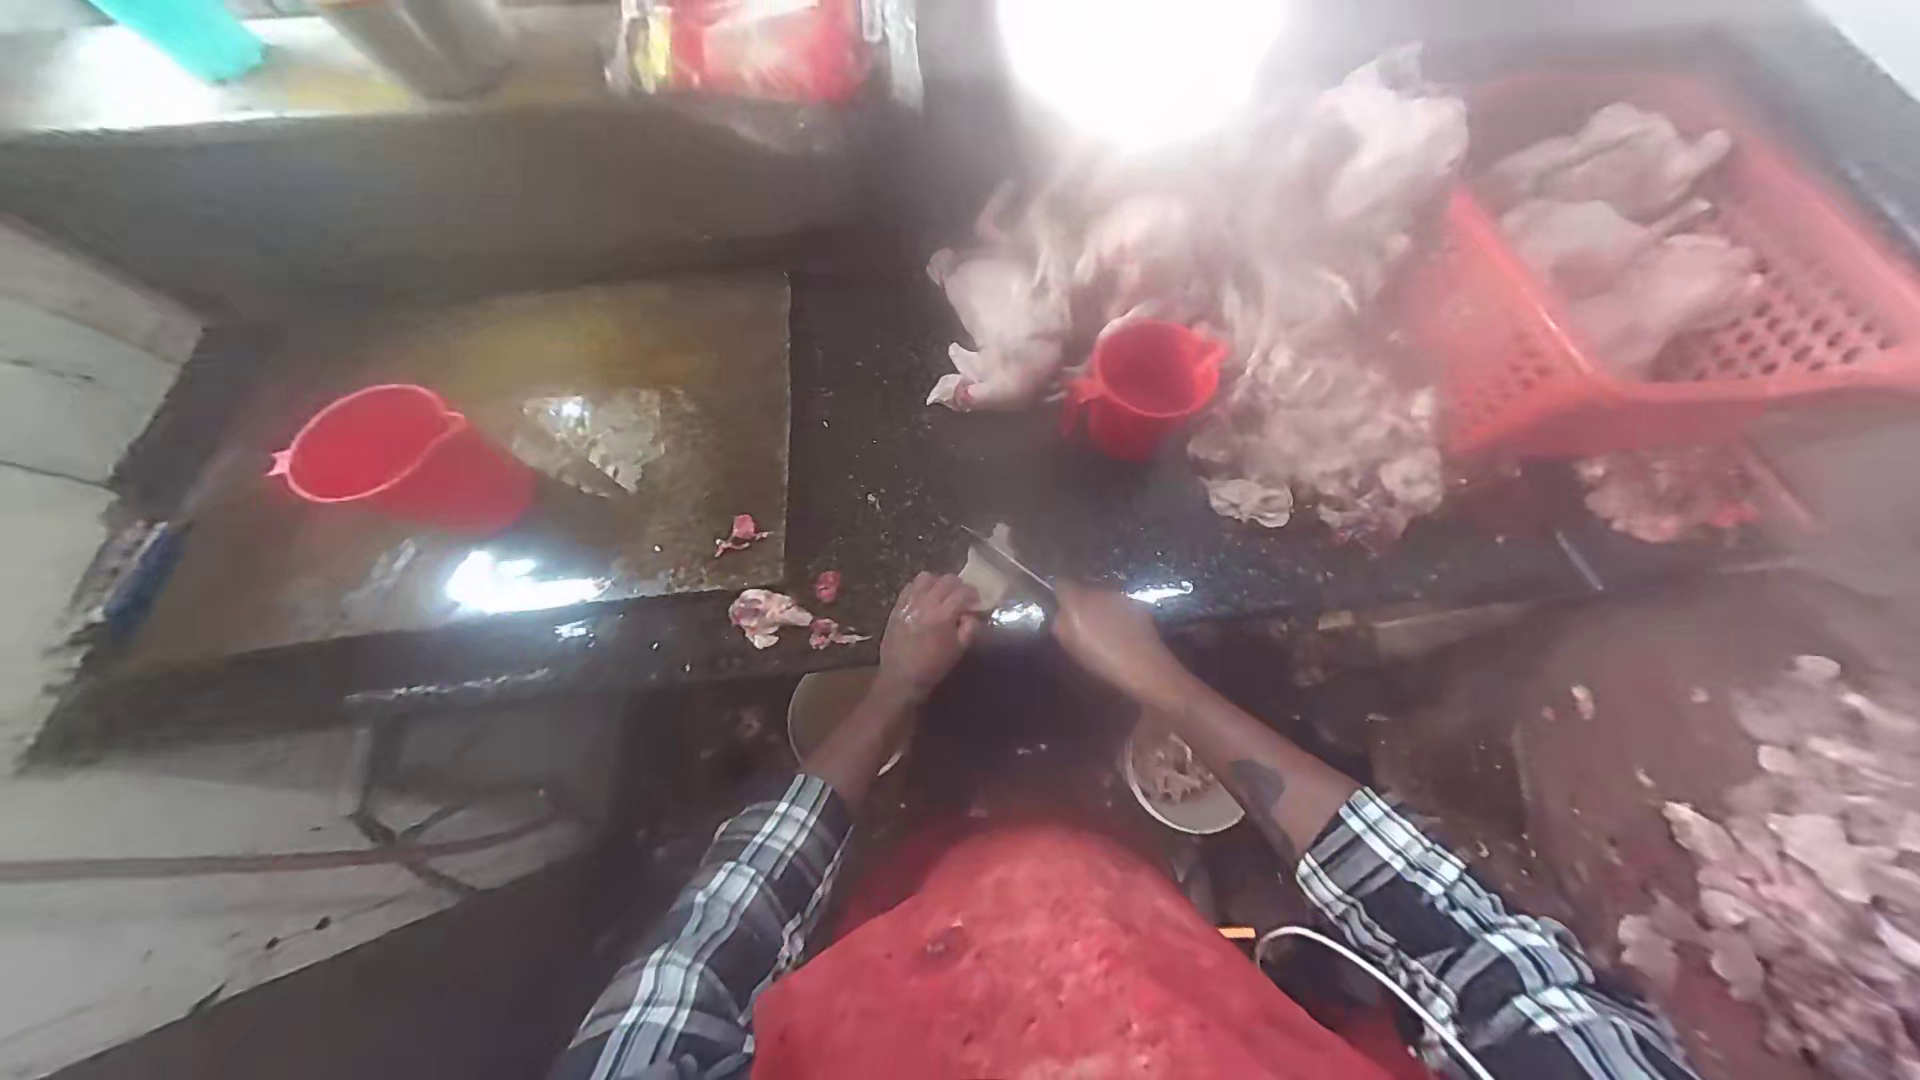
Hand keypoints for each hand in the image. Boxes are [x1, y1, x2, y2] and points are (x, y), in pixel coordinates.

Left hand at [875, 573, 980, 704]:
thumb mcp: (959, 650)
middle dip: (959, 586)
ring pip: (927, 578)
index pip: (962, 591)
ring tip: (942, 594)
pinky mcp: (897, 607)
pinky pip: (910, 586)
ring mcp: (909, 603)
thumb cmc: (933, 667)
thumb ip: (970, 628)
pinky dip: (920, 587)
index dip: (973, 593)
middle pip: (947, 580)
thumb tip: (972, 614)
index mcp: (943, 615)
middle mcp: (926, 603)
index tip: (976, 601)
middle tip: (962, 597)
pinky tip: (925, 597)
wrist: (901, 678)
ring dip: (938, 583)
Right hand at [1050, 582, 1190, 706]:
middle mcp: (1100, 592)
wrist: (1147, 668)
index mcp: (1079, 599)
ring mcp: (1121, 598)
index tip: (1058, 608)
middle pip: (1084, 590)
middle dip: (1080, 604)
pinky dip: (1116, 618)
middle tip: (1079, 626)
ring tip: (1101, 633)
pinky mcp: (1138, 608)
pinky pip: (1118, 608)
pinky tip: (1119, 637)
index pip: (1061, 583)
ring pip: (1102, 599)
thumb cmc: (1102, 659)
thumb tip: (1060, 614)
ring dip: (1099, 610)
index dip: (1058, 594)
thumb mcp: (1070, 646)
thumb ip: (1060, 624)